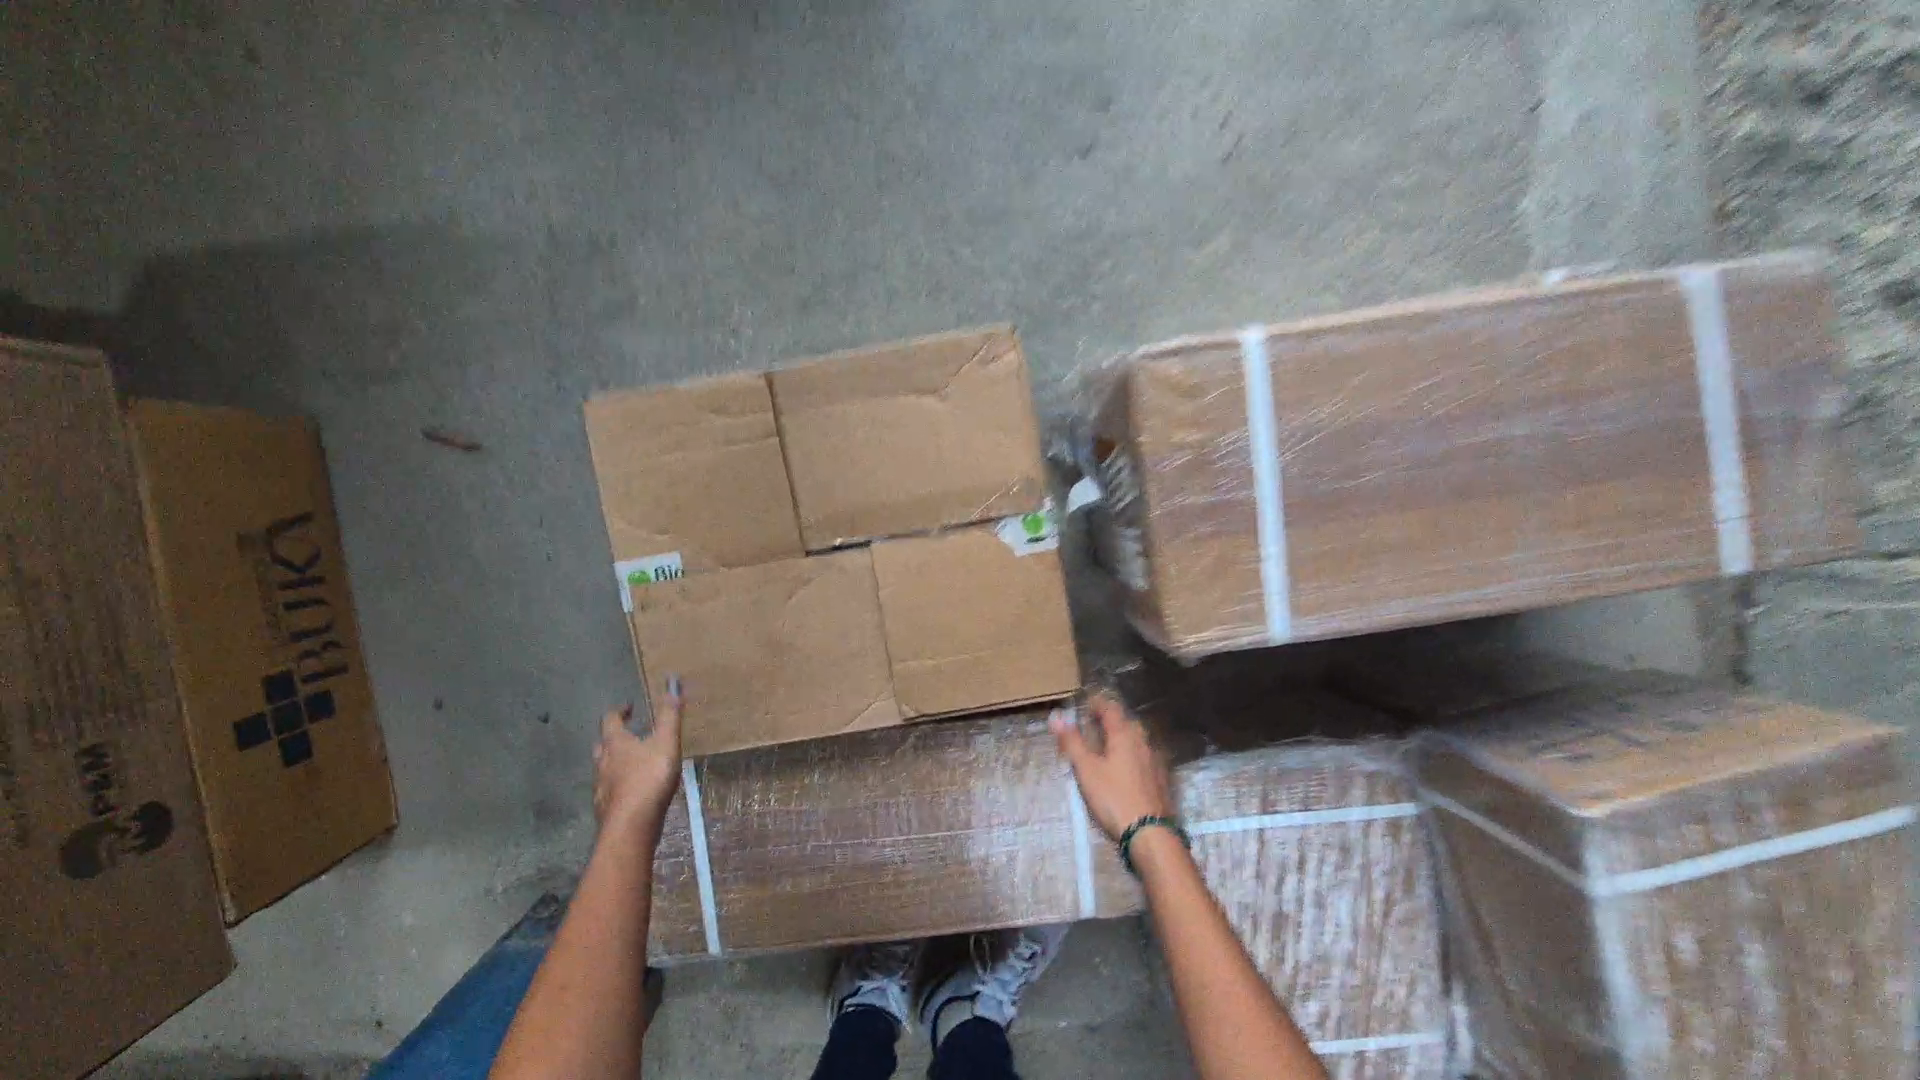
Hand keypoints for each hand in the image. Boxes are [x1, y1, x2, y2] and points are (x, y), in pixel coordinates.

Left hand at [592, 678, 682, 838]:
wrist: (631, 826)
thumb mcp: (666, 742)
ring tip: (631, 763)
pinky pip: (609, 790)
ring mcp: (601, 787)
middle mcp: (602, 762)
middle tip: (628, 734)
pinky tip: (630, 792)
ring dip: (614, 762)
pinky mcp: (605, 808)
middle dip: (614, 737)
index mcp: (615, 743)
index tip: (629, 707)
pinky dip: (617, 785)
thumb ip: (670, 714)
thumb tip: (672, 681)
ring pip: (603, 769)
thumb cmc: (649, 779)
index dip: (619, 711)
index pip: (610, 720)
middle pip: (602, 744)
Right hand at [1050, 693, 1173, 840]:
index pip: (1111, 708)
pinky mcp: (1162, 779)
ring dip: (1121, 738)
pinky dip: (1131, 755)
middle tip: (1093, 725)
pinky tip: (1125, 769)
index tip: (1085, 704)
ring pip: (1137, 740)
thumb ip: (1072, 742)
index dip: (1097, 703)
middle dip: (1110, 720)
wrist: (1150, 833)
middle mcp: (1143, 741)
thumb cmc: (1114, 798)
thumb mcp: (1087, 770)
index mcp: (1125, 734)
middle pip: (1126, 722)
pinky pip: (1144, 757)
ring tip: (1106, 746)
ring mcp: (1156, 760)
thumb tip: (1056, 715)